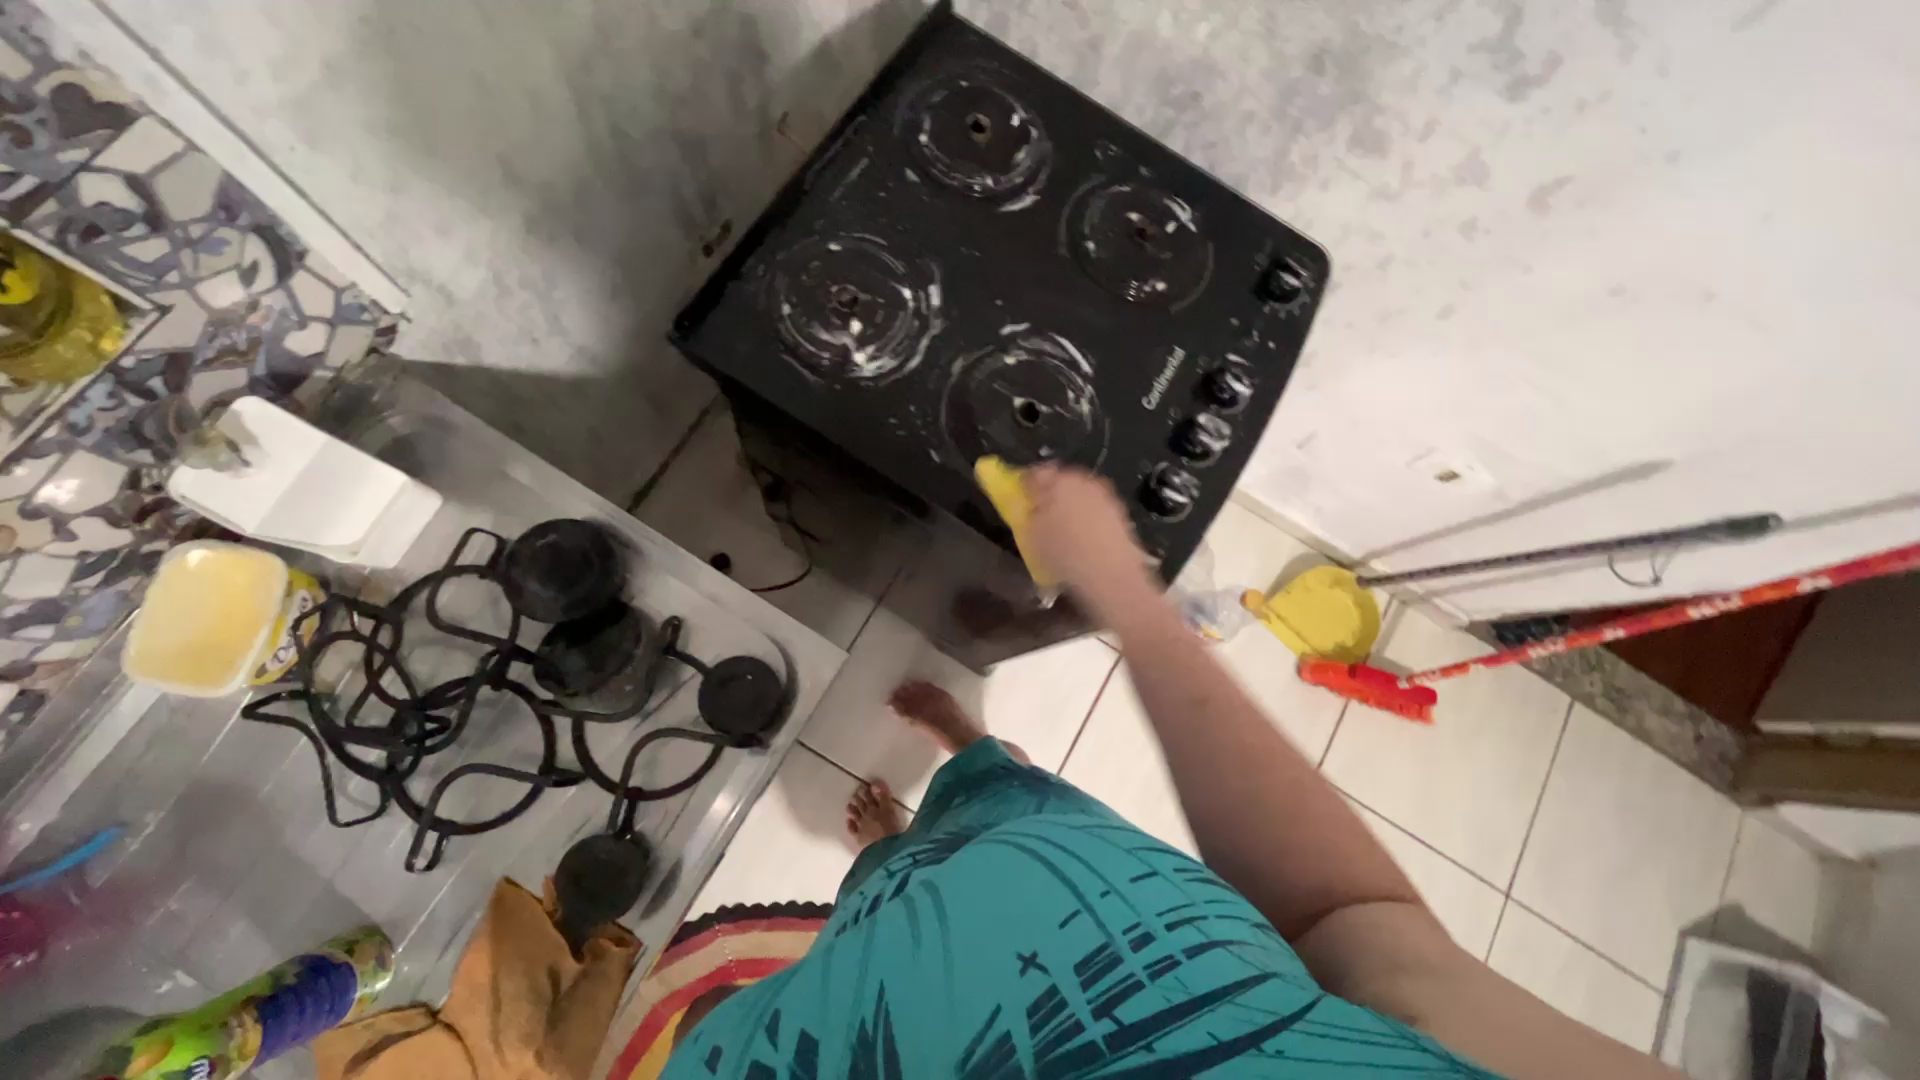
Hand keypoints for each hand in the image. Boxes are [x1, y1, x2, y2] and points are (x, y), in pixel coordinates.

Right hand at [1023, 464, 1158, 615]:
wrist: (1110, 575)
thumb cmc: (1063, 555)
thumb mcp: (1031, 537)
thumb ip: (1028, 513)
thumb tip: (1030, 504)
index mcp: (1055, 481)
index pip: (1034, 473)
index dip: (1025, 484)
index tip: (1021, 497)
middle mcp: (1081, 480)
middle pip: (1060, 479)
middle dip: (1050, 491)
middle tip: (1042, 511)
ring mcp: (1104, 494)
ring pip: (1080, 492)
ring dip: (1071, 503)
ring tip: (1064, 526)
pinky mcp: (1120, 511)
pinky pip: (1096, 508)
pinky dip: (1088, 516)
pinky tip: (1085, 536)